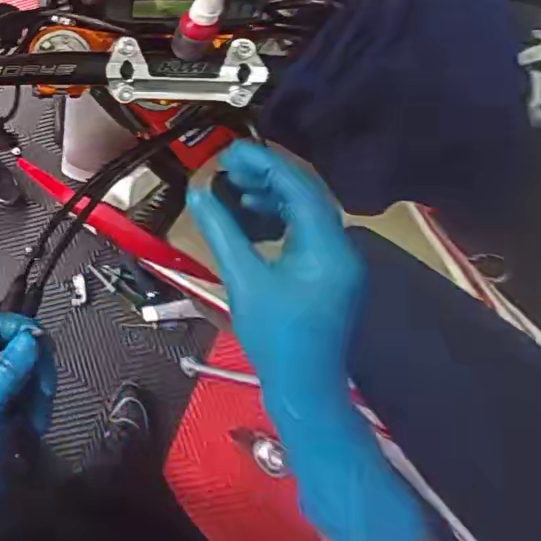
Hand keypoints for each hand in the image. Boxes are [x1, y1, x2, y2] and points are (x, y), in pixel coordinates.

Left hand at [0, 312, 55, 540]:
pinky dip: (38, 410)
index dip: (21, 331)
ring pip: (30, 373)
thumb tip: (31, 336)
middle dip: (36, 369)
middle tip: (44, 394)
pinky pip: (32, 397)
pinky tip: (33, 430)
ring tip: (35, 423)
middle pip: (20, 348)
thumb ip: (7, 371)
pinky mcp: (8, 413)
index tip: (45, 347)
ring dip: (40, 394)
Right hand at [187, 144, 426, 540]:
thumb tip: (200, 191)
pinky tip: (247, 220)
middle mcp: (340, 248)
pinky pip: (301, 233)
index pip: (299, 188)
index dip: (264, 164)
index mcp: (327, 247)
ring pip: (303, 213)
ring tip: (231, 190)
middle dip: (264, 177)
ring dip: (267, 197)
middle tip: (226, 167)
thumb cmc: (276, 337)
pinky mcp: (325, 274)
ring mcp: (335, 262)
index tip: (229, 152)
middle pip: (304, 196)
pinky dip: (274, 220)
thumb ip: (222, 231)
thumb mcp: (243, 280)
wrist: (305, 388)